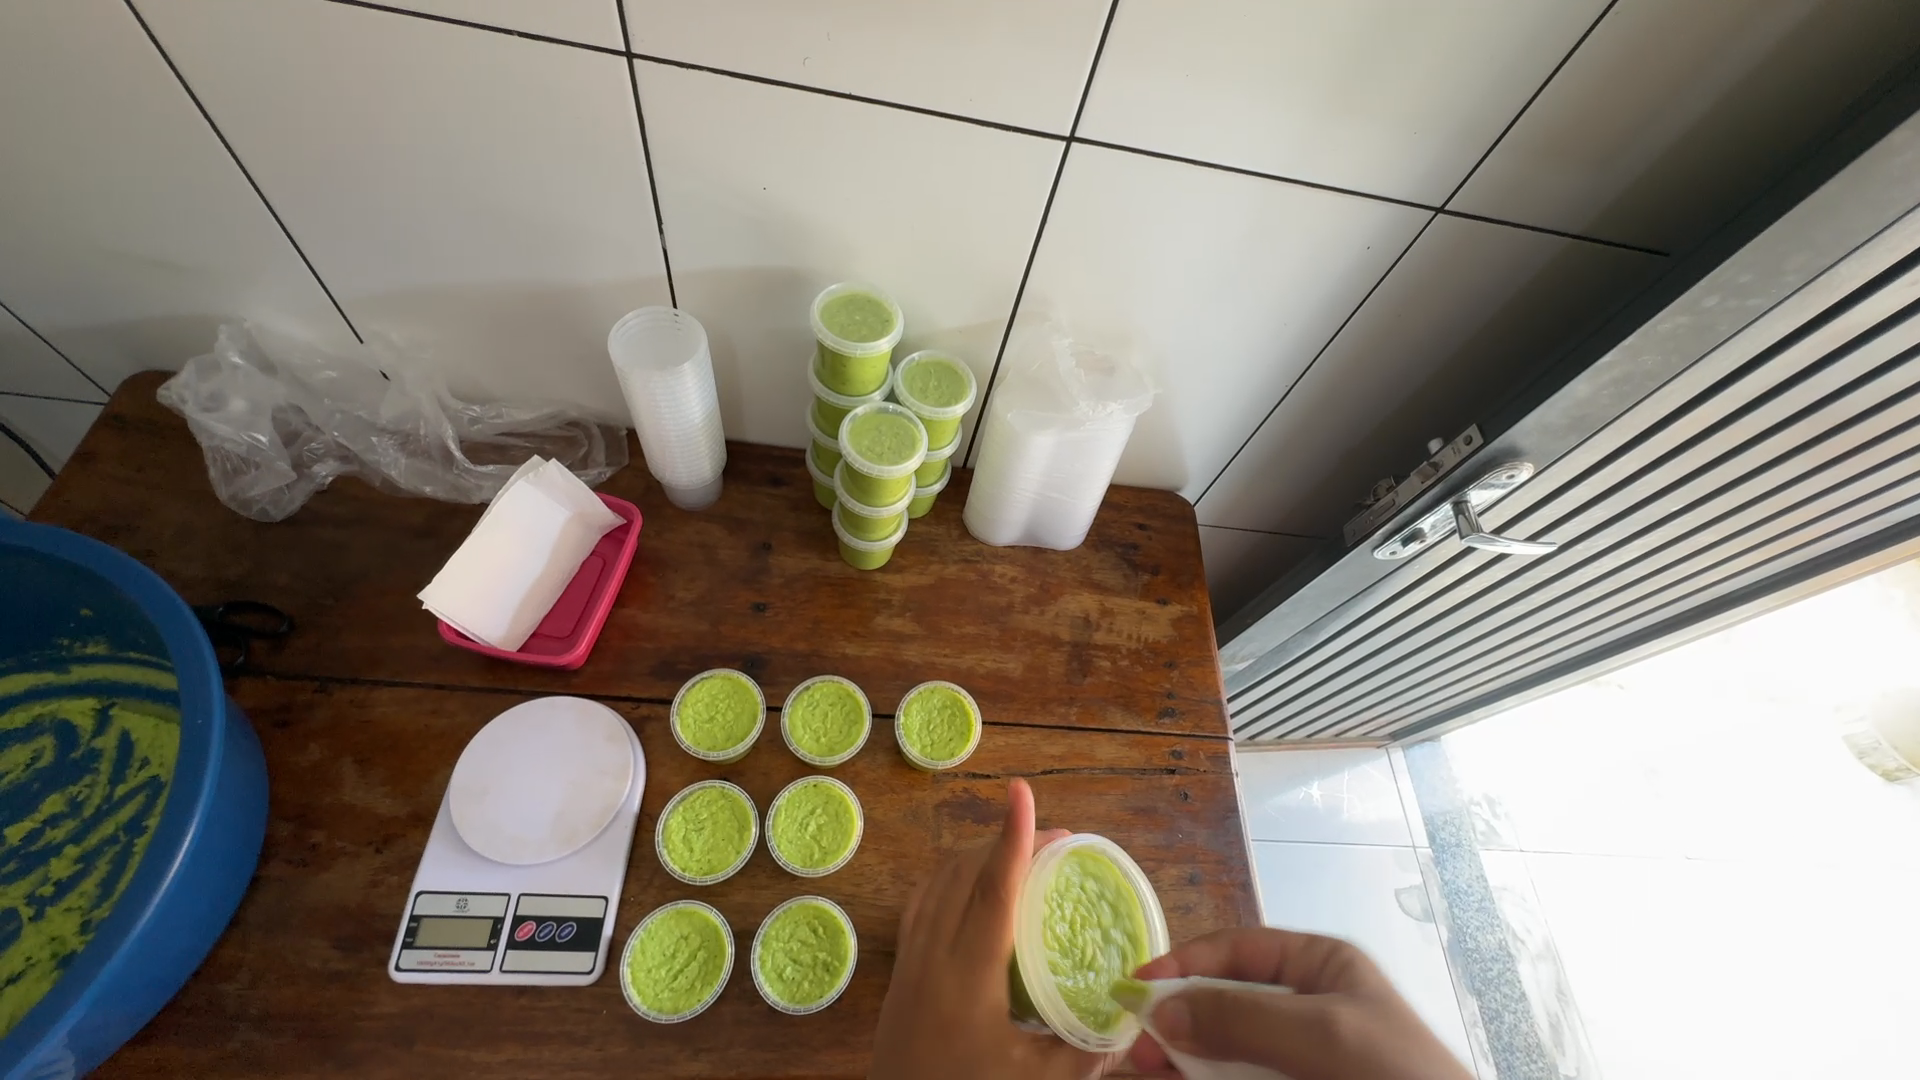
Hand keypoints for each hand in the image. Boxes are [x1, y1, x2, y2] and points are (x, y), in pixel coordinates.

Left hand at [869, 778, 1110, 1079]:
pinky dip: (950, 878)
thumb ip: (1086, 1051)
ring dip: (978, 856)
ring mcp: (909, 959)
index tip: (1021, 791)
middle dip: (1008, 842)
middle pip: (967, 873)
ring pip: (940, 881)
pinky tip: (969, 886)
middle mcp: (933, 954)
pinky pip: (922, 902)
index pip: (994, 889)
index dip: (1013, 837)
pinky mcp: (899, 970)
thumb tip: (1133, 1020)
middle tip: (1056, 840)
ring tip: (1019, 854)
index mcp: (967, 976)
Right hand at [1129, 928, 1472, 1079]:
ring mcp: (1299, 1059)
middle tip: (1137, 1043)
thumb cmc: (1398, 1078)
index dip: (1184, 964)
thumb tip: (1161, 1010)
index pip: (1235, 950)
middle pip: (1222, 1001)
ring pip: (1225, 1048)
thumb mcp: (1323, 1035)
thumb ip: (1241, 1017)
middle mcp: (1303, 1007)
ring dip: (1184, 1056)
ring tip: (1147, 1068)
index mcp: (1319, 967)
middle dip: (1178, 1018)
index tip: (1138, 986)